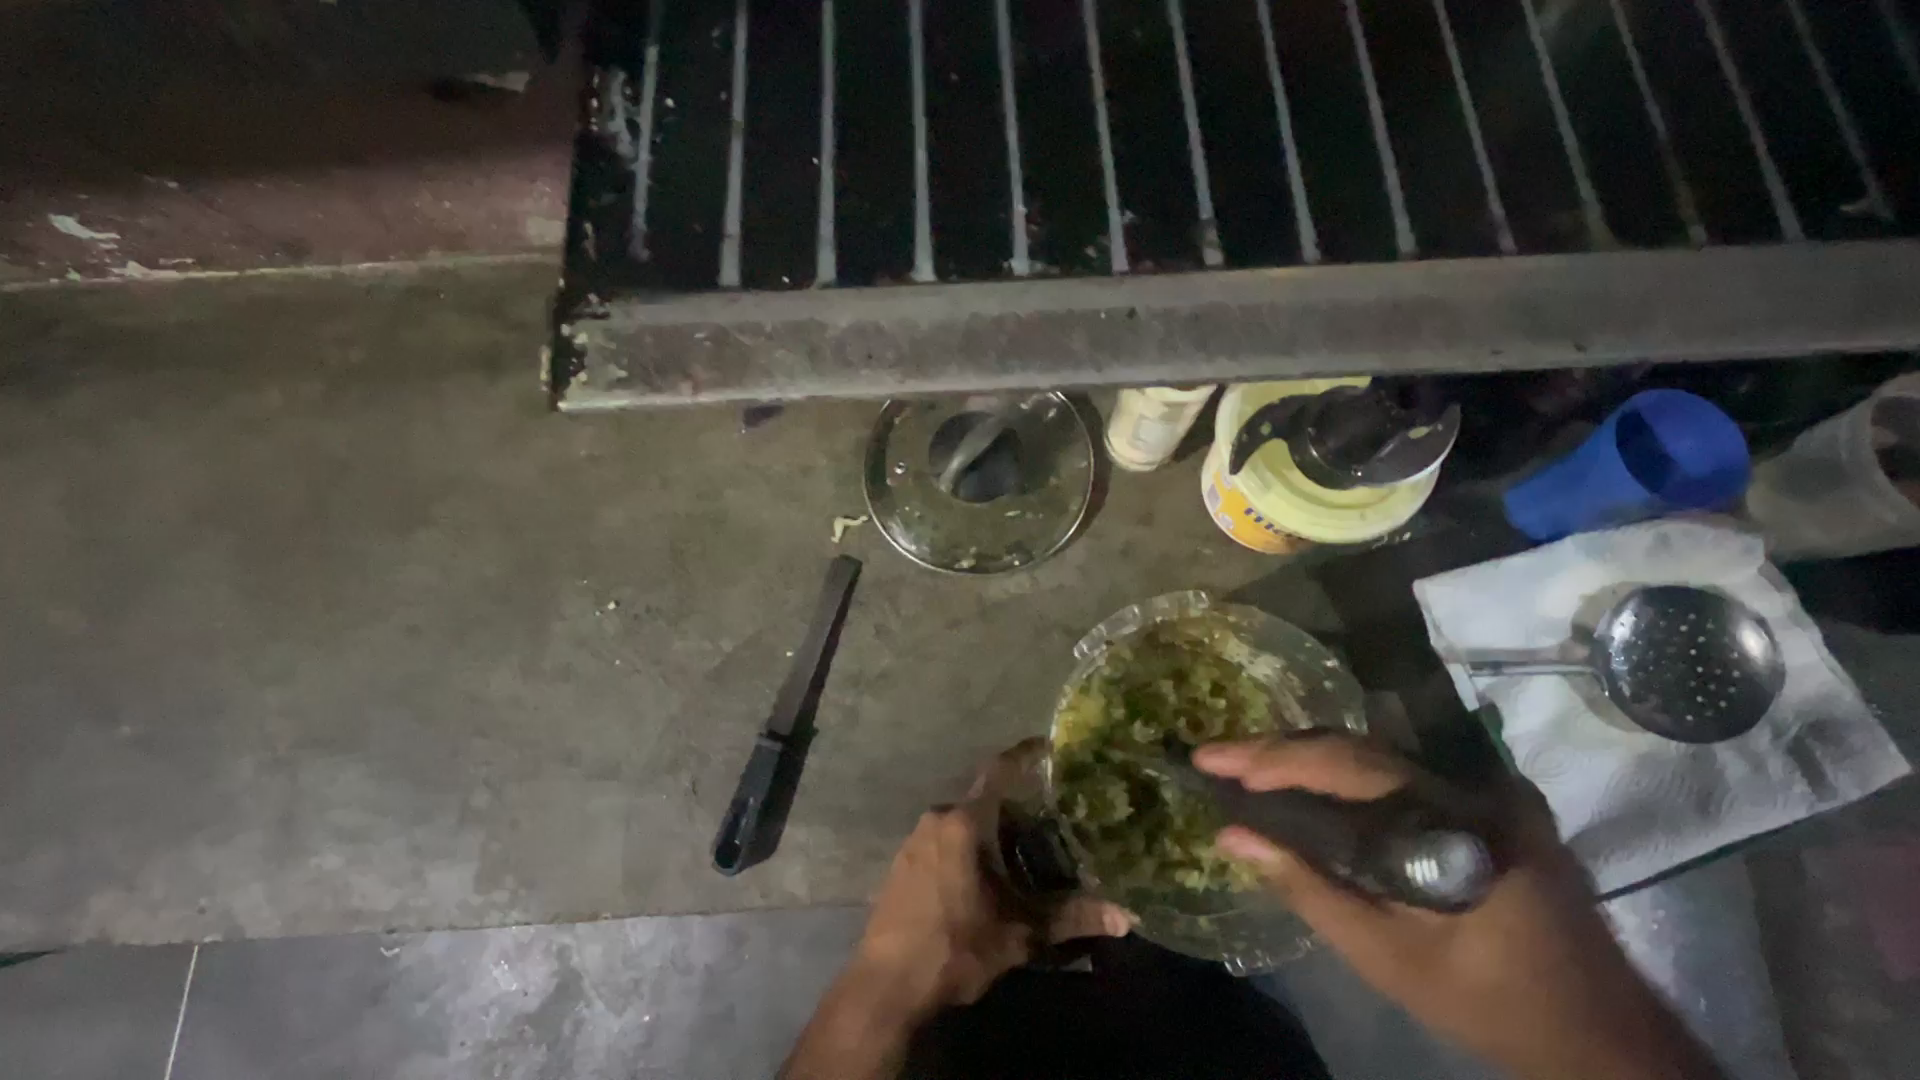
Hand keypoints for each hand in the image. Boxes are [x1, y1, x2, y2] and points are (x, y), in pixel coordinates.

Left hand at [854, 738, 1129, 1014]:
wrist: (887, 986)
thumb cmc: (954, 950)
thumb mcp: (1017, 935)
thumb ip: (1069, 920)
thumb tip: (1125, 918)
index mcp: (963, 824)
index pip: (998, 774)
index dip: (1023, 756)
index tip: (1045, 746)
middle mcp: (935, 820)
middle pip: (982, 802)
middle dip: (1012, 812)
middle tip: (1047, 826)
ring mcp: (913, 841)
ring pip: (959, 824)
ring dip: (986, 834)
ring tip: (1019, 855)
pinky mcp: (900, 864)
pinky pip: (940, 842)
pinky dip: (963, 850)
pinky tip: (980, 878)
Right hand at [1196, 733, 1721, 1079]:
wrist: (1605, 1040)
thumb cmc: (1491, 1004)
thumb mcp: (1389, 958)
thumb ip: (1308, 891)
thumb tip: (1231, 836)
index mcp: (1455, 818)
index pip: (1345, 764)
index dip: (1270, 758)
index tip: (1209, 759)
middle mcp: (1475, 787)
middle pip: (1357, 749)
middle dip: (1279, 754)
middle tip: (1217, 762)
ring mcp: (1489, 792)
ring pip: (1378, 758)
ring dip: (1308, 762)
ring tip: (1248, 772)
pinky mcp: (1491, 805)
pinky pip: (1402, 777)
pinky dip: (1345, 779)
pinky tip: (1309, 790)